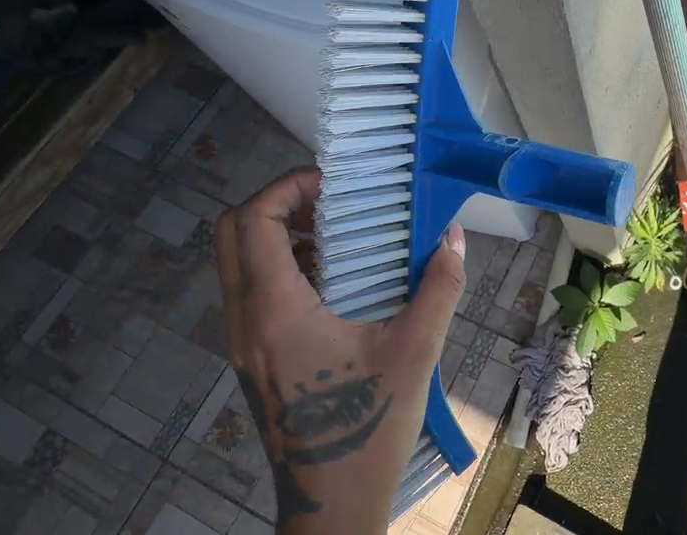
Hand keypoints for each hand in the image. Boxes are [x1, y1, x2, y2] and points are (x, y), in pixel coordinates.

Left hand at [215, 168, 465, 532]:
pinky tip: (331, 278)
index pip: (253, 221)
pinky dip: (279, 264)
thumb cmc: (369, 425)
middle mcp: (245, 321)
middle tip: (329, 199)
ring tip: (334, 231)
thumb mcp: (417, 350)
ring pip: (236, 262)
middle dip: (277, 202)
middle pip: (232, 233)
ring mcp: (242, 342)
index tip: (332, 183)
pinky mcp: (251, 358)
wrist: (333, 504)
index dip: (286, 186)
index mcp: (275, 311)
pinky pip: (249, 289)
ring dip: (276, 232)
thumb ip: (440, 286)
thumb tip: (454, 236)